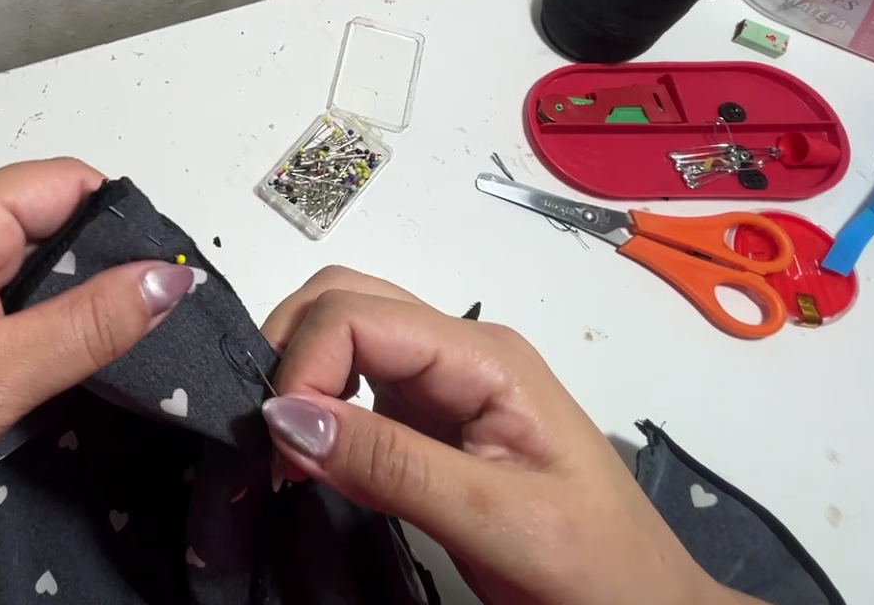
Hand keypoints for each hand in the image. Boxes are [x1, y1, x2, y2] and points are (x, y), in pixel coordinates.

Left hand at [0, 159, 196, 604]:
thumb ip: (91, 322)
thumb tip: (166, 278)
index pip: (56, 182)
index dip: (116, 217)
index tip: (160, 269)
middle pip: (33, 216)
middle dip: (88, 262)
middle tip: (137, 319)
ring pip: (8, 255)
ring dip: (50, 294)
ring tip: (91, 344)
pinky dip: (14, 312)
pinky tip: (32, 355)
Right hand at [256, 267, 755, 604]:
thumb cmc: (604, 574)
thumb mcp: (503, 524)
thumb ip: (392, 464)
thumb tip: (285, 416)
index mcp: (481, 355)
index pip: (359, 315)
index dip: (305, 364)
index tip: (282, 444)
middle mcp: (452, 347)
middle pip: (342, 298)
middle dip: (289, 349)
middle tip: (269, 431)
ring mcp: (436, 375)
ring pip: (338, 330)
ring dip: (295, 372)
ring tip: (282, 443)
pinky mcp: (421, 410)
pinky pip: (347, 378)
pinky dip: (311, 402)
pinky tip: (309, 449)